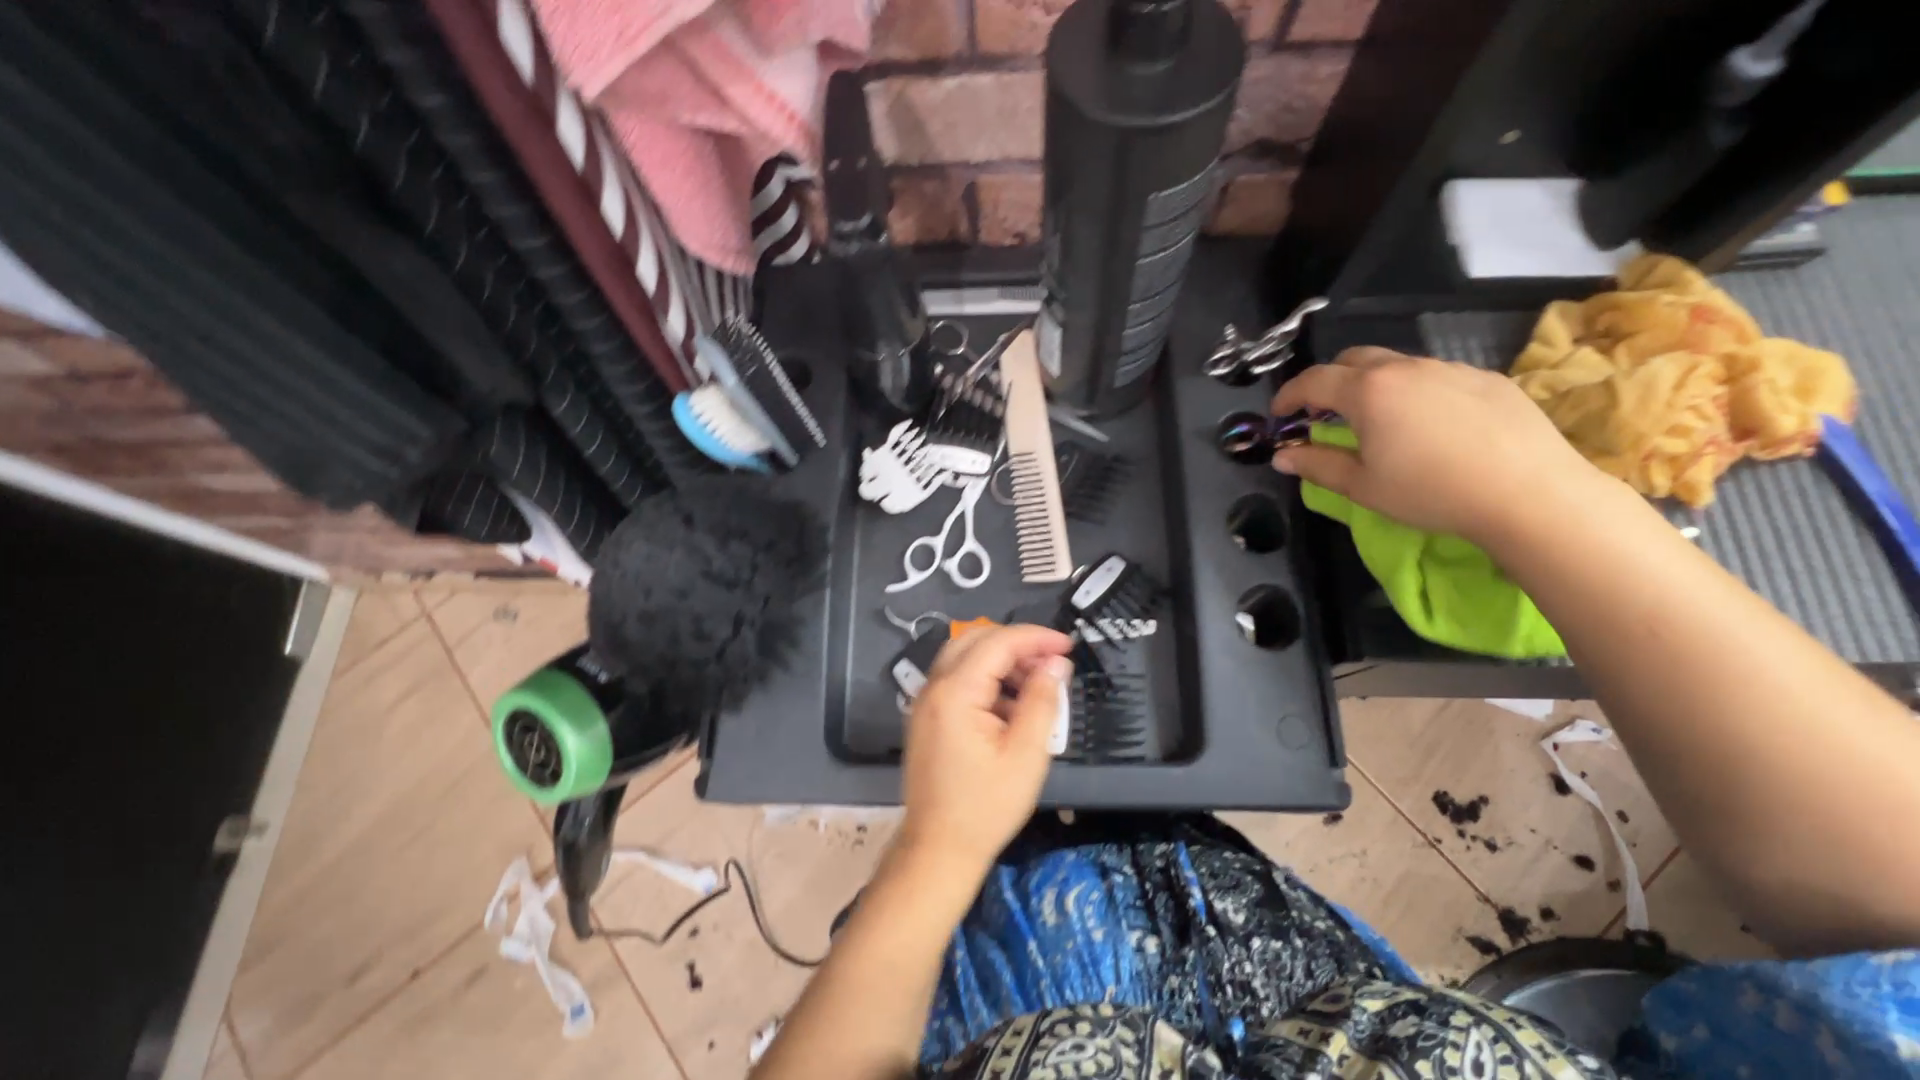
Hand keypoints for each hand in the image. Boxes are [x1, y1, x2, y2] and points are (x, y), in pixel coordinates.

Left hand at [897, 624, 1072, 876]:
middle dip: (1017, 645)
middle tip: (1052, 664)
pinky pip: (958, 682)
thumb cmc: (985, 806)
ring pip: (965, 659)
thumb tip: (1055, 664)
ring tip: (1038, 687)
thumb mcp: (1026, 755)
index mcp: (955, 693)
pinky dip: (987, 682)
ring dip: (1002, 662)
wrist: (938, 848)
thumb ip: (1042, 702)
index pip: (998, 643)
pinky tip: (1013, 708)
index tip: (1068, 647)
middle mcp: (934, 689)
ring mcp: (925, 703)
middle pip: (976, 640)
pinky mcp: (927, 719)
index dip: (1036, 638)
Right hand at [1271, 347, 1607, 548]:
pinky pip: (1437, 377)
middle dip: (1330, 381)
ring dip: (1376, 386)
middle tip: (1325, 413)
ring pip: (1399, 366)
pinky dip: (1418, 393)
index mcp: (1368, 392)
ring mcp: (1449, 368)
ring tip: (1382, 422)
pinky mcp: (1486, 379)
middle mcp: (1405, 368)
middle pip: (1354, 359)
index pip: (1313, 380)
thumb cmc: (1432, 492)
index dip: (1289, 395)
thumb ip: (1317, 465)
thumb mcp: (1364, 487)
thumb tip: (1283, 455)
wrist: (1528, 493)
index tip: (1280, 415)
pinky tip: (1433, 428)